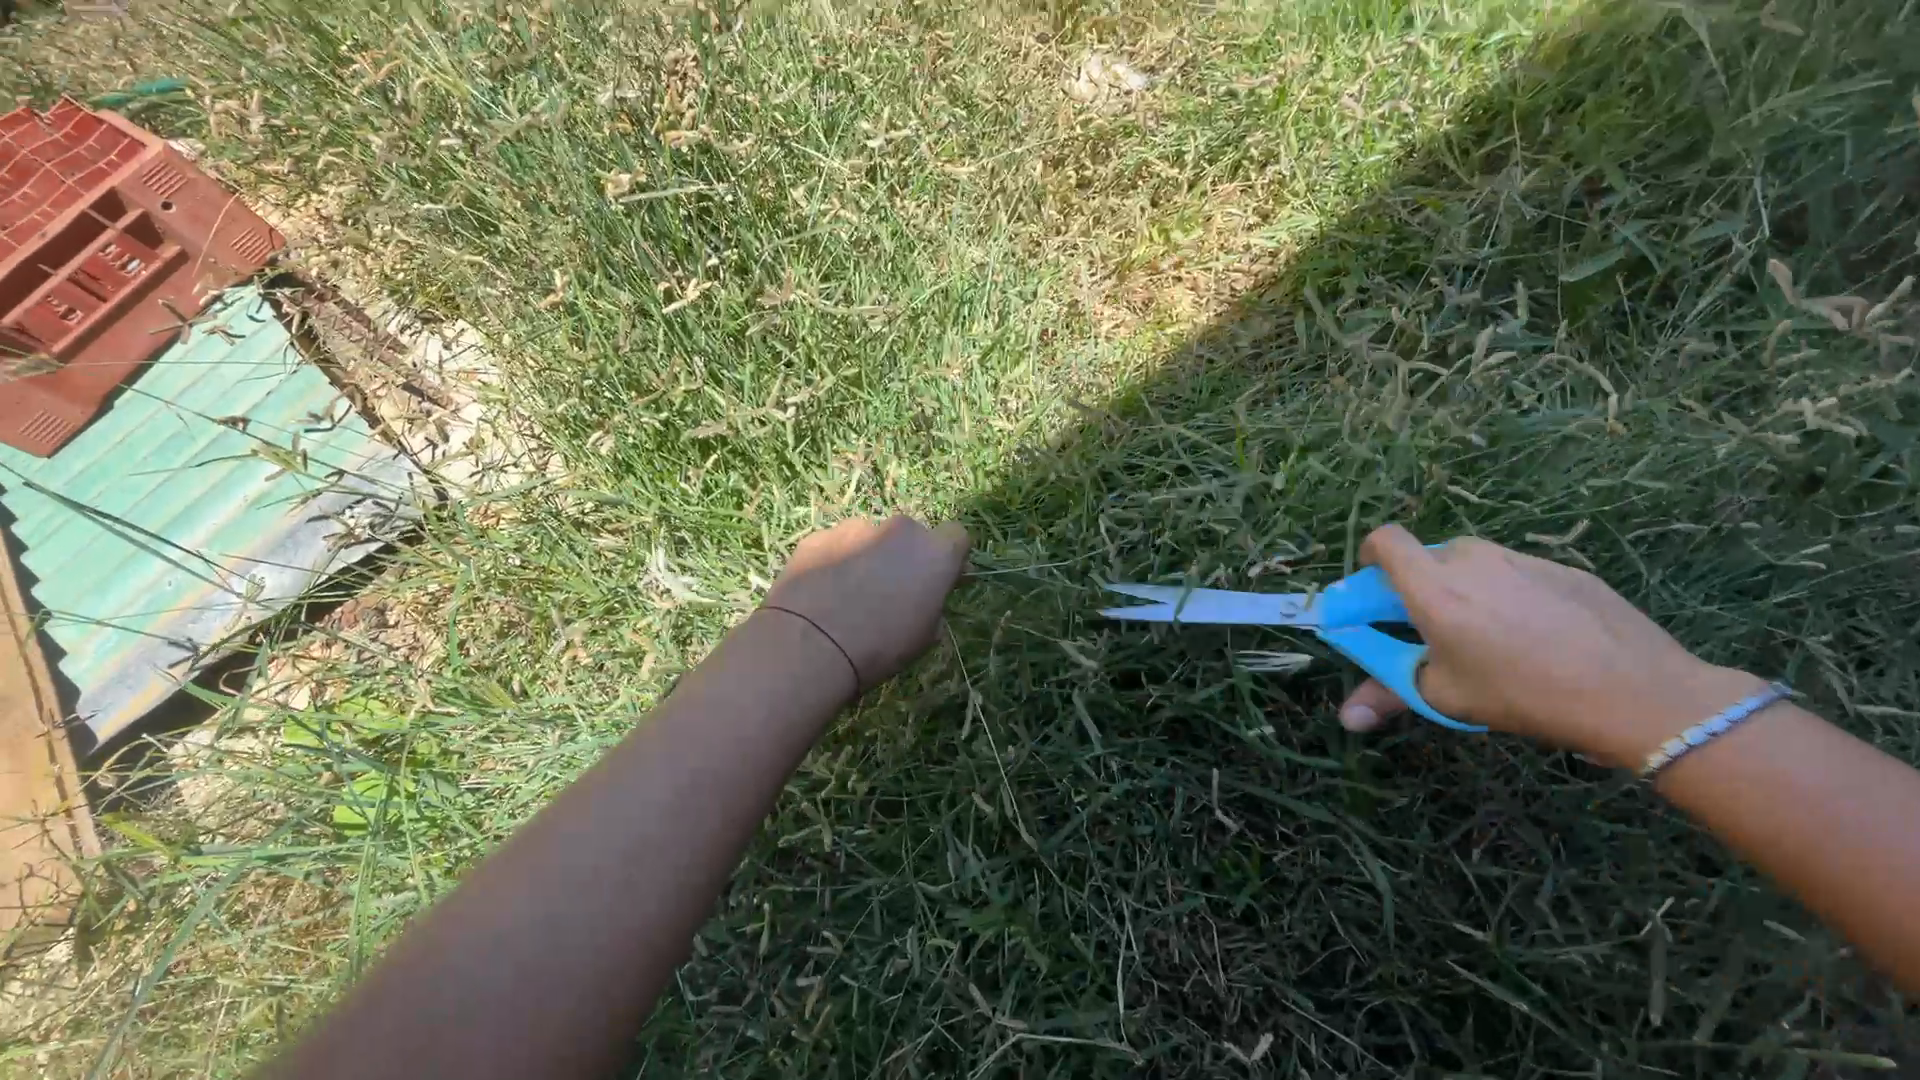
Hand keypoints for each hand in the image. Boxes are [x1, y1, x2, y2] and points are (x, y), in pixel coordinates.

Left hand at [760, 515, 970, 691]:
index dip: (948, 557)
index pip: (957, 536)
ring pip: (870, 538)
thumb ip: (933, 604)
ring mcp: (856, 528)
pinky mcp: (819, 536)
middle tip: (890, 591)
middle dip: (904, 556)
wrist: (811, 645)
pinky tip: (822, 593)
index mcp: (935, 553)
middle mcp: (899, 530)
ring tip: (848, 595)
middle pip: (910, 536)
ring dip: (867, 558)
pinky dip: (834, 562)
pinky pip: (836, 545)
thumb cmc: (880, 647)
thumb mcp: (925, 636)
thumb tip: (926, 596)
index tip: (937, 580)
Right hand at [1338, 525, 1766, 766]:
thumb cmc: (1523, 694)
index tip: (1376, 592)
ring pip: (1475, 564)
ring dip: (1465, 588)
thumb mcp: (1445, 697)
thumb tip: (1347, 717)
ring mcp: (1522, 560)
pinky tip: (1539, 637)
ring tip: (1489, 635)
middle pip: (1428, 556)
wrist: (1638, 693)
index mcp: (1432, 586)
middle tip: (1432, 627)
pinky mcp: (1564, 569)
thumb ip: (1387, 695)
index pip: (1383, 541)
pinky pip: (1518, 574)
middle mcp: (1472, 560)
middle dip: (1419, 584)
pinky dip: (1510, 595)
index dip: (1370, 559)